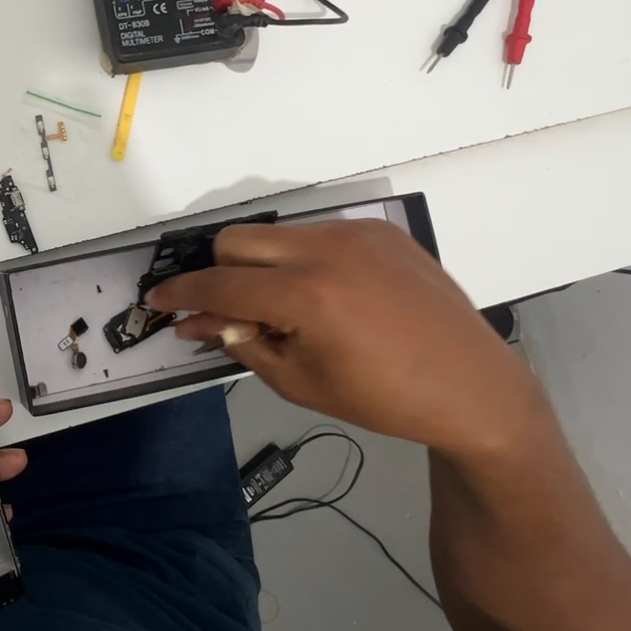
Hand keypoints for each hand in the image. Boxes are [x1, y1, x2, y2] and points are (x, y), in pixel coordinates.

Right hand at [147, 220, 544, 459]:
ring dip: (261, 265)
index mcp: (305, 295)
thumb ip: (241, 341)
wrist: (473, 388)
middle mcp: (326, 250)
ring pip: (275, 233)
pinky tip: (329, 295)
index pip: (218, 285)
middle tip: (232, 311)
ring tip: (288, 307)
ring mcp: (356, 233)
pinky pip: (316, 234)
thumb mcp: (298, 380)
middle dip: (219, 273)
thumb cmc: (382, 399)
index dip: (180, 295)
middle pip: (235, 240)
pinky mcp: (379, 231)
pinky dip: (302, 260)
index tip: (156, 300)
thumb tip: (199, 322)